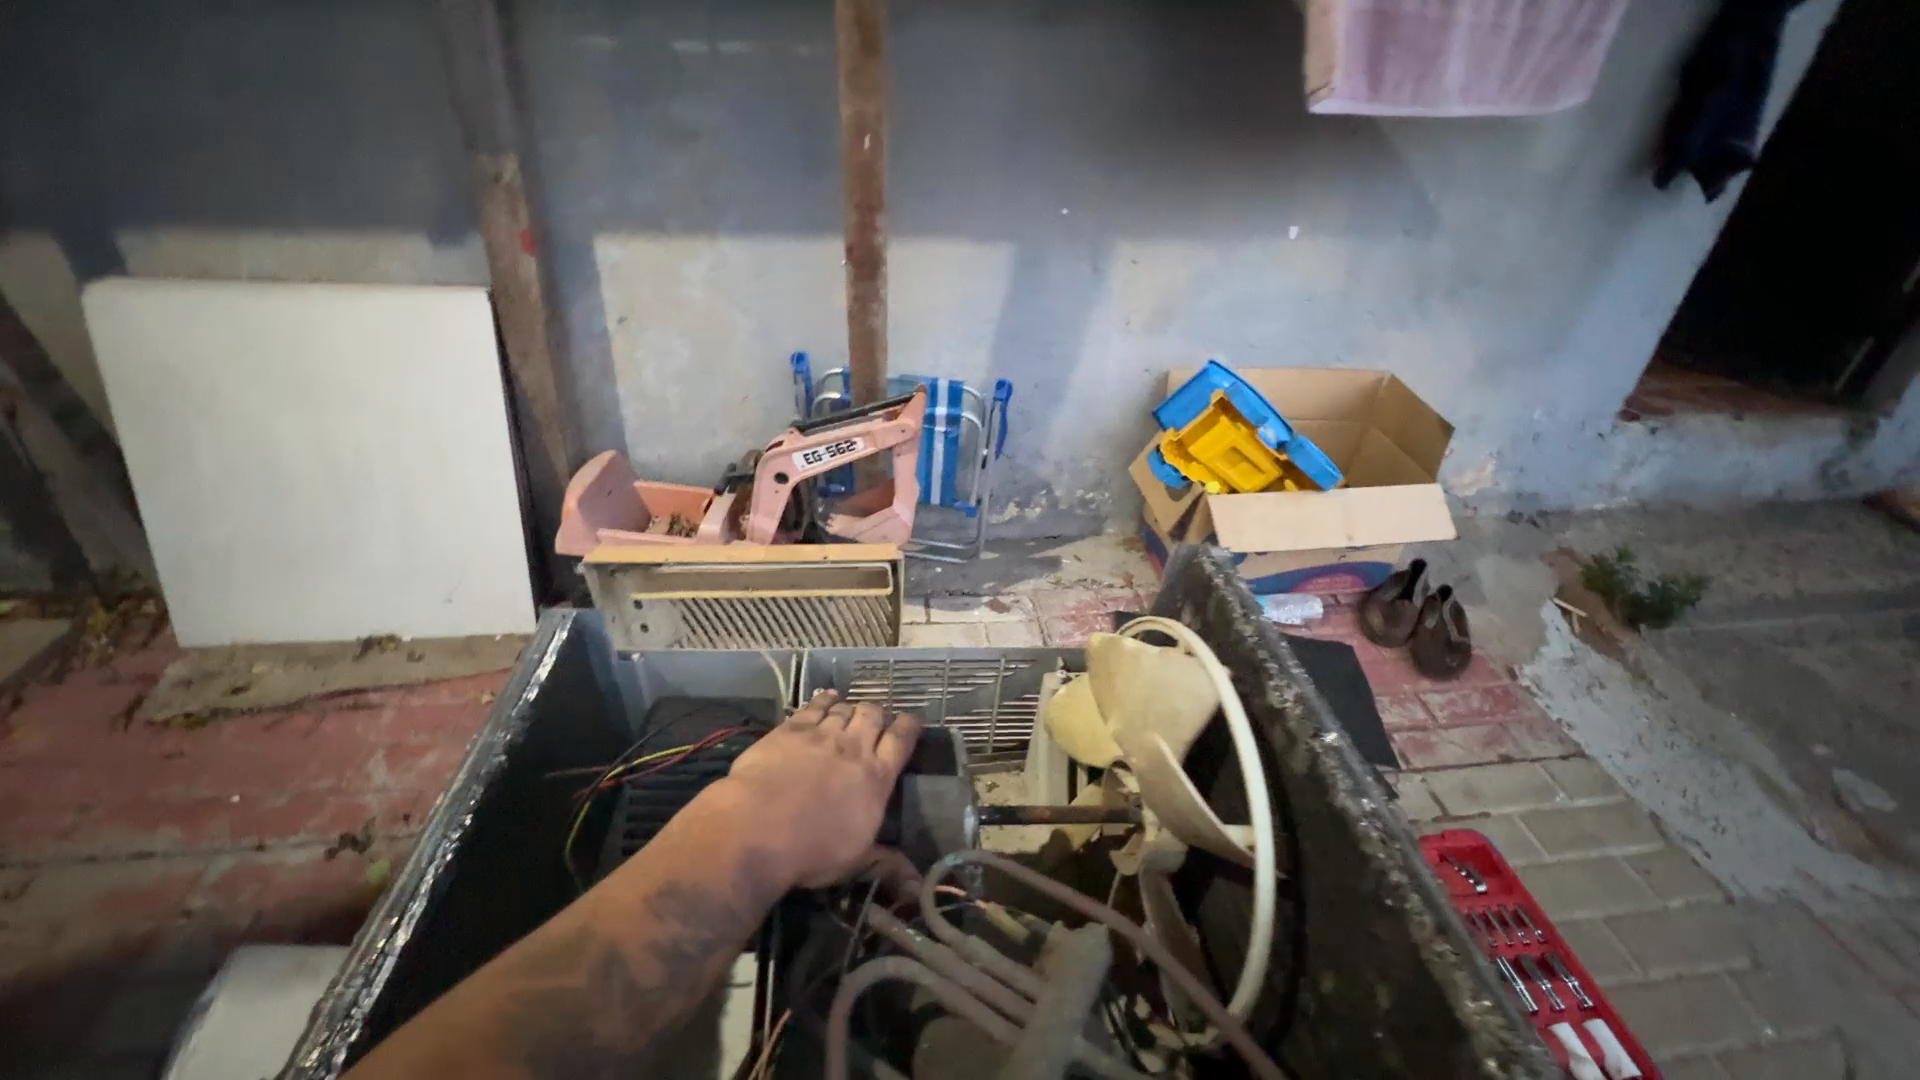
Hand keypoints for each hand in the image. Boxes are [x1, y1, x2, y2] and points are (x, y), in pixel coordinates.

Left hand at [713, 690, 921, 888]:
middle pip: (872, 717)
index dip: (909, 727)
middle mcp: (853, 748)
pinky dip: (823, 700)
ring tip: (850, 709)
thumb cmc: (812, 850)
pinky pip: (812, 707)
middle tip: (876, 717)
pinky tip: (825, 697)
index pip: (901, 742)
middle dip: (877, 713)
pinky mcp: (790, 730)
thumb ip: (886, 863)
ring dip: (850, 707)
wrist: (758, 827)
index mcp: (876, 778)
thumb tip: (918, 885)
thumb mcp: (856, 861)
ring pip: (843, 710)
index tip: (913, 720)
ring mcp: (821, 735)